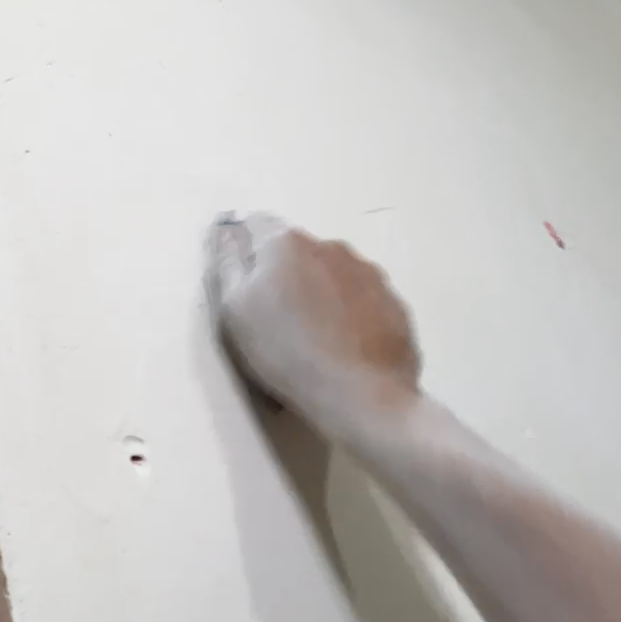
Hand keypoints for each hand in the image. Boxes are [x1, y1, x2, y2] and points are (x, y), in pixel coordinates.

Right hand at [206, 214, 422, 432]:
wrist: (364, 398)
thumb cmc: (284, 351)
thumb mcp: (235, 308)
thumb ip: (228, 261)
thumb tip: (225, 229)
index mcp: (285, 242)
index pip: (254, 223)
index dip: (243, 247)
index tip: (242, 280)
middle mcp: (329, 245)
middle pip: (294, 248)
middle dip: (282, 270)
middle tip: (274, 314)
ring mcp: (368, 271)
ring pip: (329, 270)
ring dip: (317, 289)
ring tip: (313, 333)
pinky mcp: (395, 302)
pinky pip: (360, 295)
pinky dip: (348, 310)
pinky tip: (343, 344)